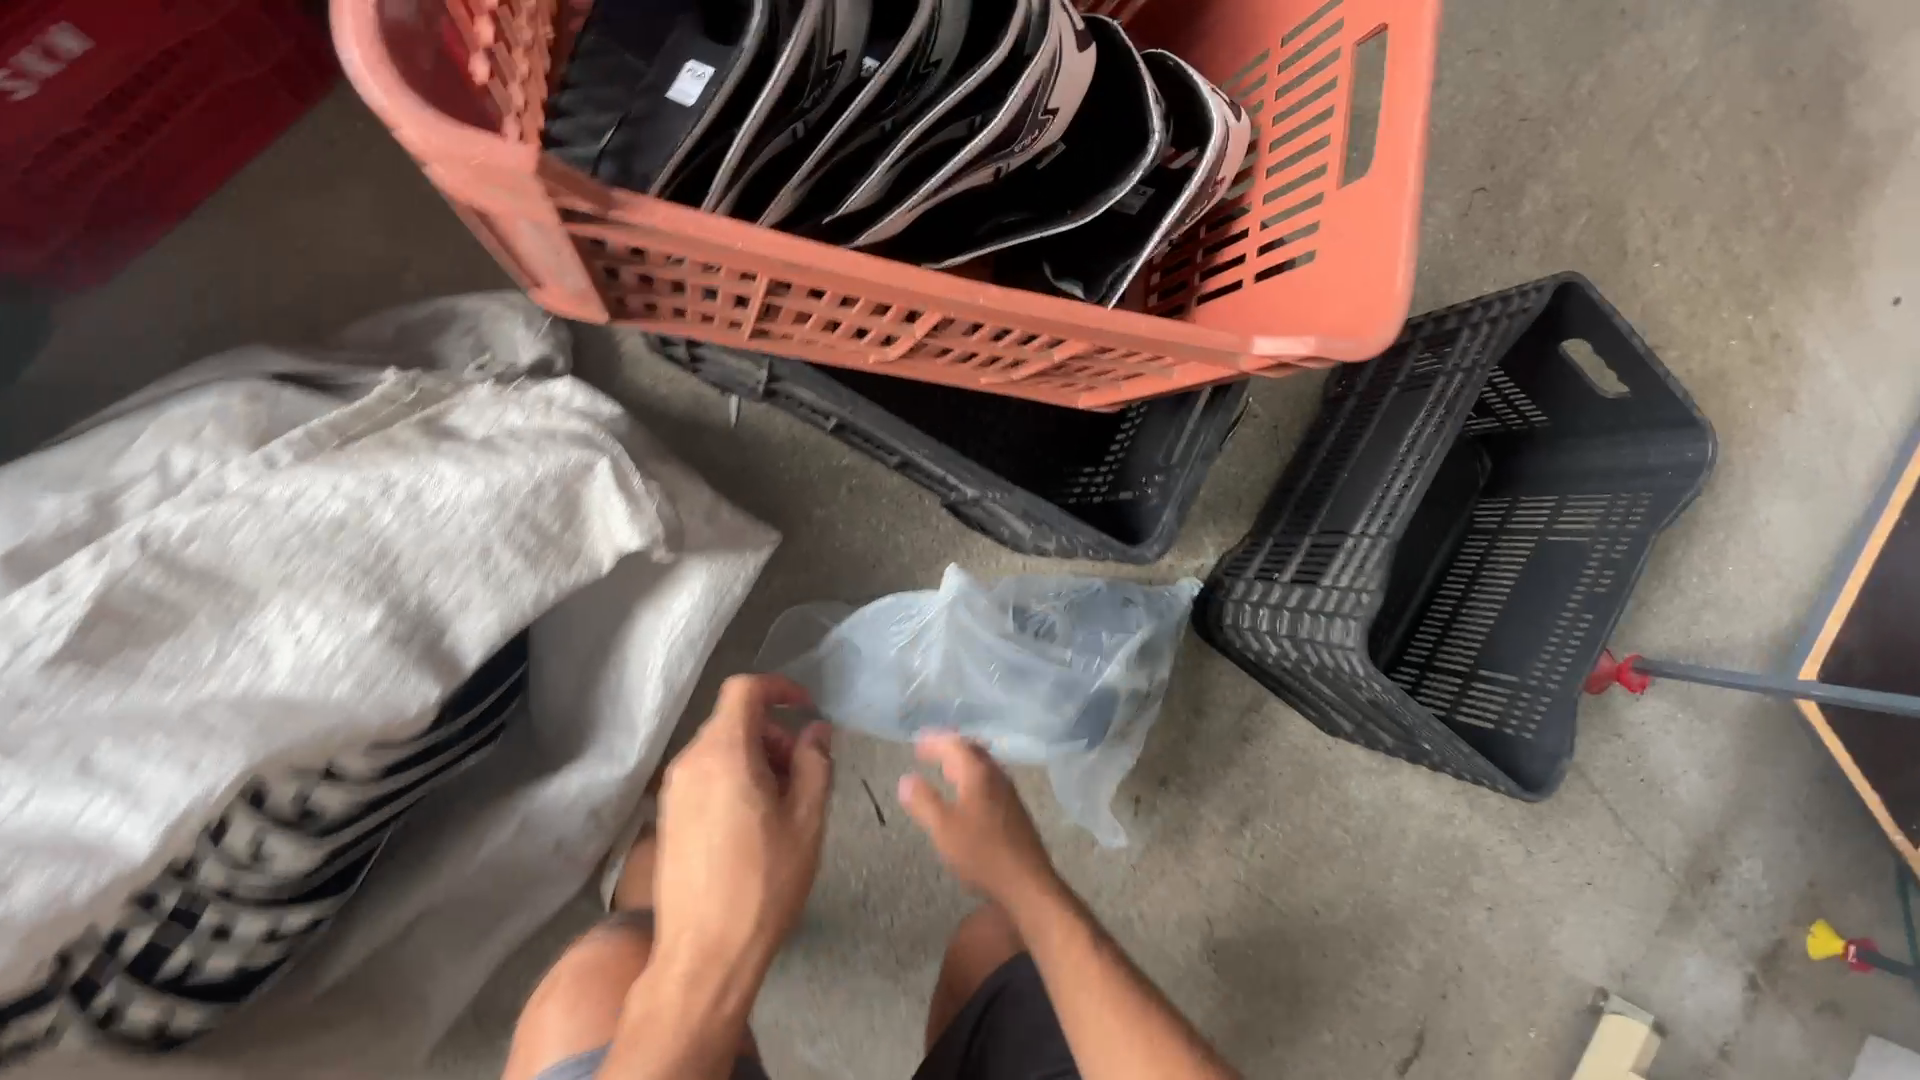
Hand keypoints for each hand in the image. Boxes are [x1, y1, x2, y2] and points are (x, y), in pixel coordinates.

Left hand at [653, 675, 832, 975]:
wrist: (704, 954)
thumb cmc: (765, 882)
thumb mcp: (807, 818)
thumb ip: (815, 762)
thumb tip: (815, 731)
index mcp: (723, 753)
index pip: (744, 690)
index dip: (780, 689)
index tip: (808, 709)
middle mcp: (690, 763)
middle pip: (734, 720)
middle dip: (774, 733)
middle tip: (805, 771)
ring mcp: (673, 792)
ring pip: (720, 749)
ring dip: (757, 757)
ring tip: (785, 802)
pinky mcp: (667, 818)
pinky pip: (706, 776)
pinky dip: (735, 778)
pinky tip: (756, 822)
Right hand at [897, 734, 1062, 915]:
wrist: (1027, 883)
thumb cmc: (981, 853)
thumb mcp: (943, 828)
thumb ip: (923, 801)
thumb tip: (906, 779)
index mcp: (978, 774)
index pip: (955, 744)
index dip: (934, 741)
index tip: (916, 742)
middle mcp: (997, 776)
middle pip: (972, 750)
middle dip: (949, 747)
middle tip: (929, 752)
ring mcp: (1009, 793)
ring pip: (983, 766)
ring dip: (963, 763)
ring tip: (945, 771)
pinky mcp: (1015, 810)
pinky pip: (990, 781)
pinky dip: (972, 778)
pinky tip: (967, 795)